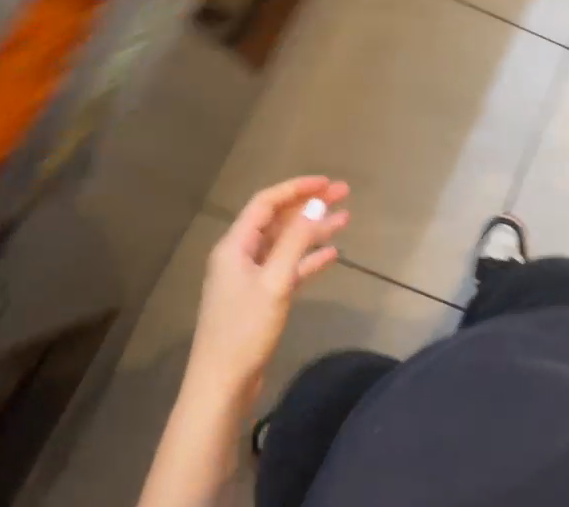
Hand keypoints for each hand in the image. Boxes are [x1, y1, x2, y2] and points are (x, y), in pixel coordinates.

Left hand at [186, 176, 349, 394]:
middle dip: (309, 205)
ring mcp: (249, 278)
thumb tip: (317, 203)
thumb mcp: (275, 281)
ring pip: (285, 244)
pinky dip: (308, 259)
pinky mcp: (259, 299)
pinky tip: (332, 255)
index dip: (297, 188)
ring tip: (346, 219)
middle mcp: (240, 256)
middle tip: (344, 193)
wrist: (222, 385)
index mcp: (235, 246)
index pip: (266, 203)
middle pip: (277, 220)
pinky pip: (287, 268)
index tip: (327, 183)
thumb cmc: (245, 330)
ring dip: (313, 231)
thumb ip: (296, 240)